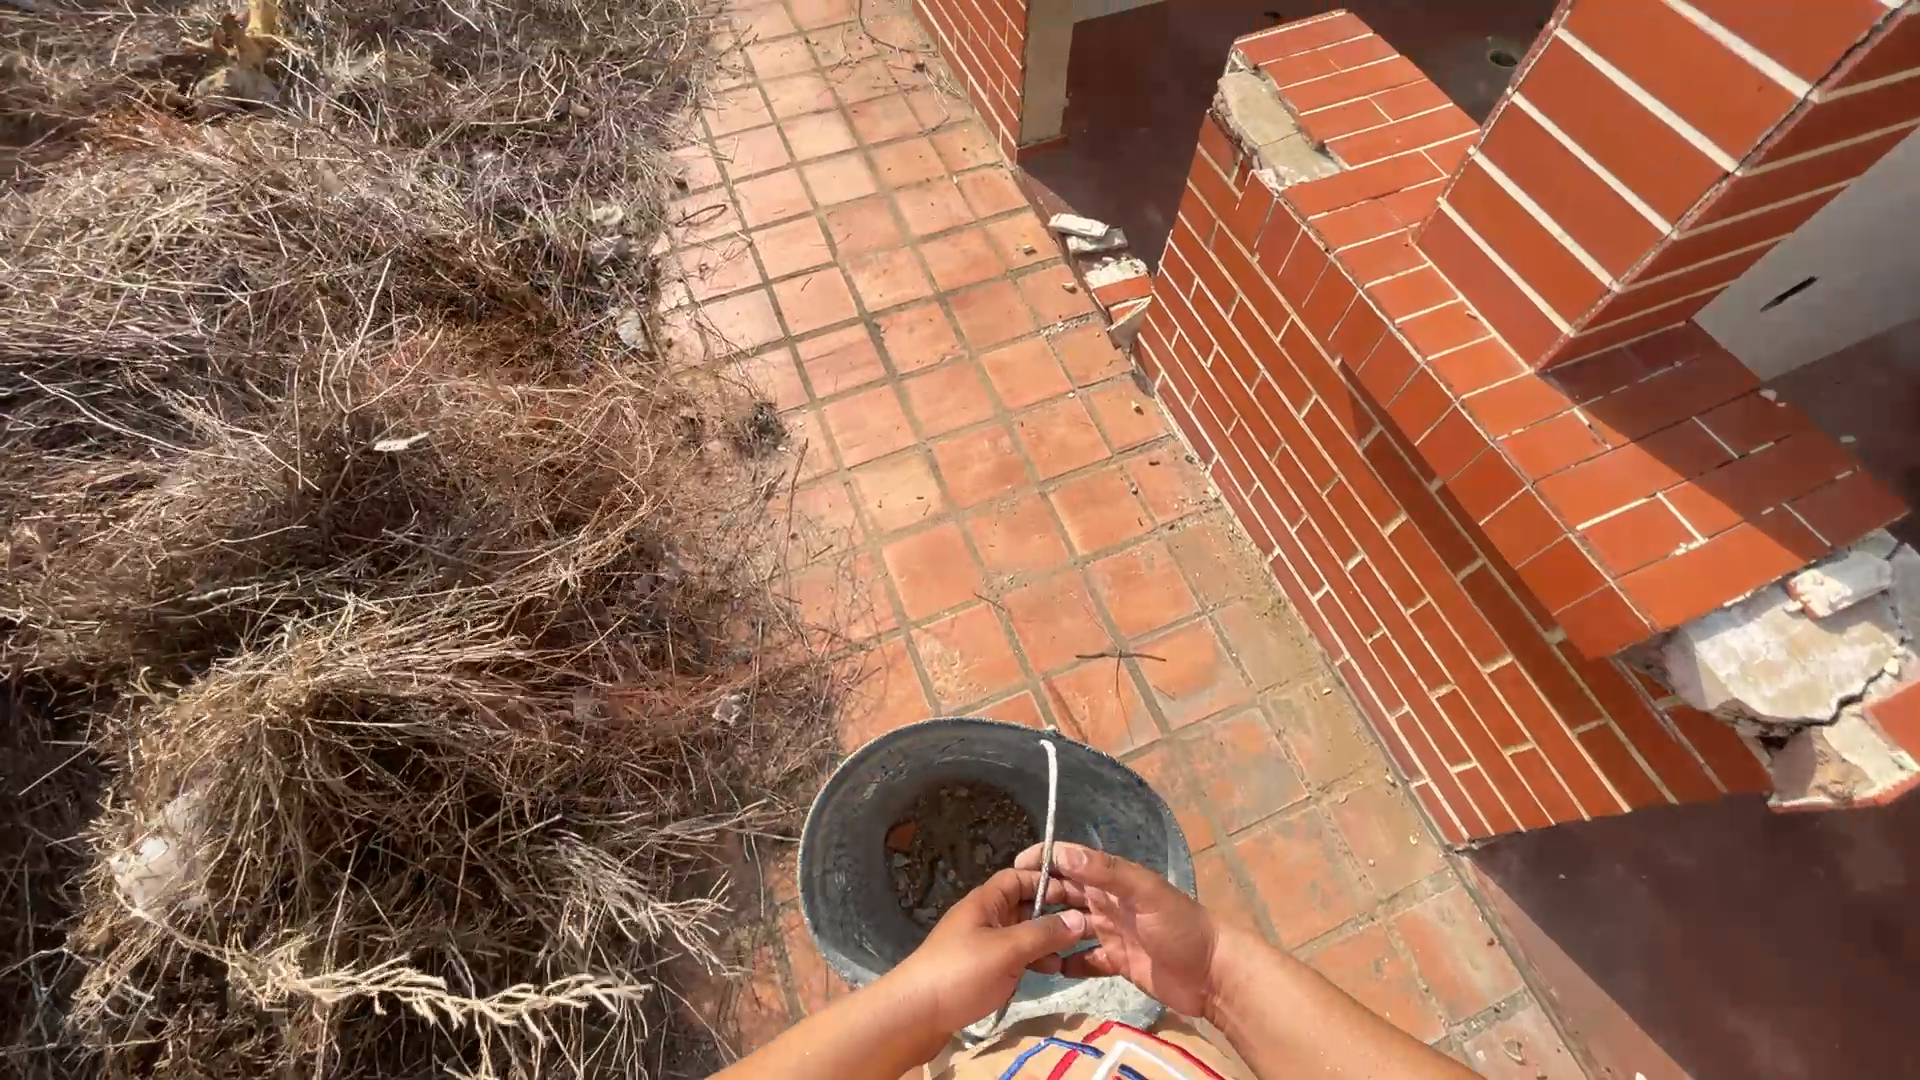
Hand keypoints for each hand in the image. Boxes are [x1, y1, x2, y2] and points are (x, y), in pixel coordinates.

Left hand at [884, 867, 1089, 1034]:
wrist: (916, 1013)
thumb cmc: (961, 970)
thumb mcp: (1007, 949)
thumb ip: (1043, 933)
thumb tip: (1079, 919)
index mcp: (986, 900)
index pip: (1020, 877)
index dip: (1047, 880)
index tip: (1077, 893)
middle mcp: (985, 916)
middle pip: (1023, 905)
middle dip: (1052, 914)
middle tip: (1085, 926)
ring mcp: (983, 944)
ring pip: (1022, 933)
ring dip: (1045, 940)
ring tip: (1072, 954)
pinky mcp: (982, 969)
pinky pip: (1014, 956)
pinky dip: (1033, 960)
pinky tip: (1050, 972)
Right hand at [1013, 842, 1227, 1018]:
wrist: (1212, 974)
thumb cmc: (1179, 925)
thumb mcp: (1144, 891)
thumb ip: (1106, 872)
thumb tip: (1063, 853)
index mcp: (1112, 879)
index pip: (1070, 861)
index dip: (1044, 860)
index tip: (1014, 867)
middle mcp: (1107, 901)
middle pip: (1064, 894)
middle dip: (1038, 896)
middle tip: (1007, 910)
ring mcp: (1110, 932)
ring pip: (1069, 926)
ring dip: (1048, 930)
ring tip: (1021, 940)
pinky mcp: (1116, 962)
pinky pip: (1084, 960)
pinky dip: (1067, 963)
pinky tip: (1047, 968)